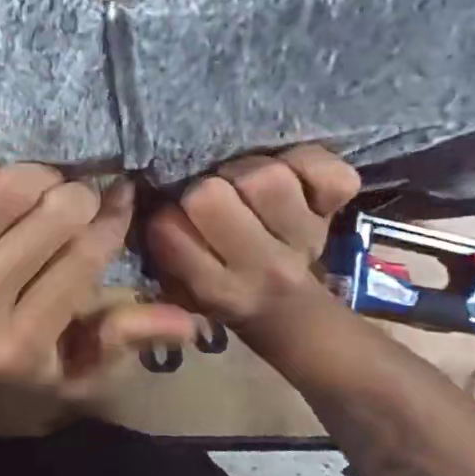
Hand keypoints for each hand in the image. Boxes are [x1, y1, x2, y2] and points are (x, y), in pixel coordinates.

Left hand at [0, 140, 188, 389]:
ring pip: (8, 189)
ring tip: (47, 184)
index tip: (121, 196)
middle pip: (53, 215)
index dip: (114, 217)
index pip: (86, 257)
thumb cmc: (6, 353)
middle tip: (82, 197)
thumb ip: (124, 340)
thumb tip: (189, 322)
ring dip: (40, 174)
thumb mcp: (71, 367)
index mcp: (18, 344)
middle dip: (81, 197)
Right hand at [141, 145, 361, 337]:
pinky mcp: (333, 213)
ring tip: (246, 184)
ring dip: (248, 171)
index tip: (176, 220)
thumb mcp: (181, 287)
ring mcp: (303, 238)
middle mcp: (260, 267)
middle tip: (214, 197)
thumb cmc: (224, 287)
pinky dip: (310, 164)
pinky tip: (294, 172)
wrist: (290, 311)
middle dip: (203, 190)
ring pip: (265, 178)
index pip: (168, 232)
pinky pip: (328, 175)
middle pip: (209, 196)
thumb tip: (141, 200)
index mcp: (215, 287)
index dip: (166, 216)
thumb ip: (161, 251)